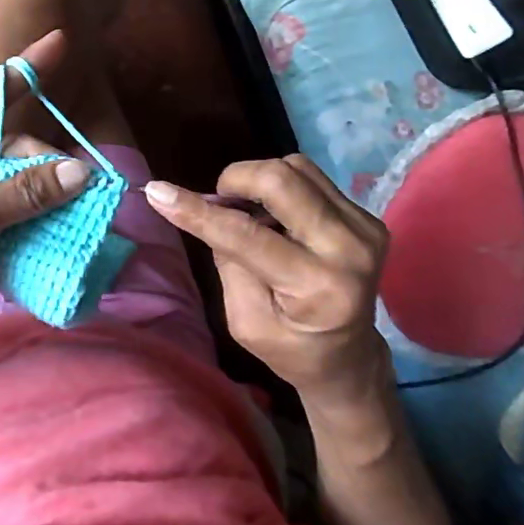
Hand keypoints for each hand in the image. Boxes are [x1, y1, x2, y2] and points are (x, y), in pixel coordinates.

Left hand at [0, 31, 92, 366]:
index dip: (27, 68)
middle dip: (48, 160)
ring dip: (47, 186)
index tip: (61, 39)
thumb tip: (82, 171)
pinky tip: (58, 221)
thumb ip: (26, 190)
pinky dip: (35, 208)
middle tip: (86, 186)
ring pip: (15, 174)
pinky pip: (11, 202)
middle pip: (11, 142)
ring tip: (81, 205)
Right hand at [145, 155, 390, 398]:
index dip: (196, 210)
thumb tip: (199, 204)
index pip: (245, 234)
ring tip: (250, 213)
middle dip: (235, 179)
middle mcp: (349, 249)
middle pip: (281, 178)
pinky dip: (279, 188)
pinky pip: (309, 178)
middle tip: (220, 202)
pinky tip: (276, 217)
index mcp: (316, 287)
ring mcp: (364, 228)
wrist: (349, 356)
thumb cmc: (289, 347)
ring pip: (295, 168)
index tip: (156, 191)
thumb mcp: (243, 319)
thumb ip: (227, 258)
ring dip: (258, 182)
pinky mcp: (367, 217)